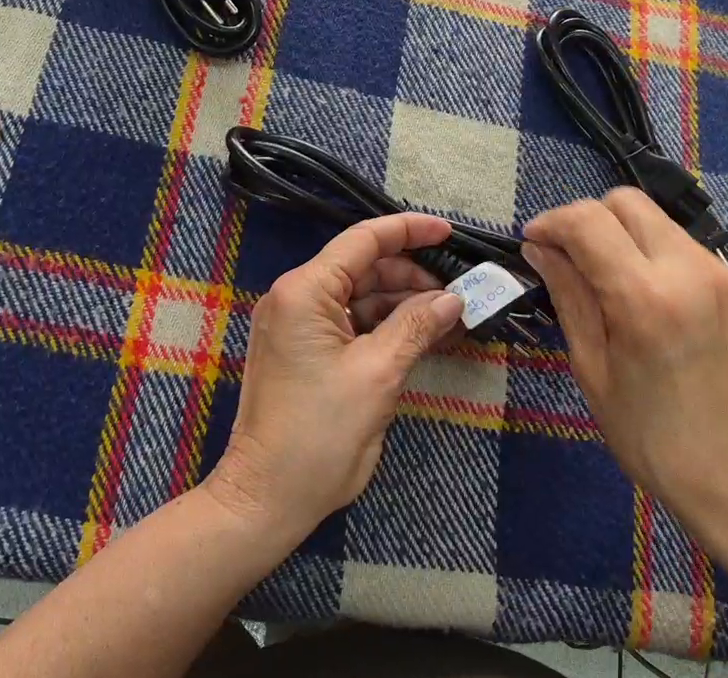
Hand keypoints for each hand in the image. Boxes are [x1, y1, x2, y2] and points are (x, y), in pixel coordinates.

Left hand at [205, 213, 464, 534]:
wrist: (268, 496)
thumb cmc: (320, 433)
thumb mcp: (378, 374)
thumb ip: (416, 326)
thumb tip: (453, 299)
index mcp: (304, 291)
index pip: (363, 240)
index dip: (408, 231)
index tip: (449, 233)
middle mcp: (295, 298)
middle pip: (363, 267)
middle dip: (412, 276)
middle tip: (459, 291)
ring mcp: (296, 326)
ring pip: (359, 296)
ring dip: (402, 303)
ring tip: (449, 316)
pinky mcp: (303, 351)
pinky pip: (350, 324)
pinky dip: (385, 327)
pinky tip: (422, 336)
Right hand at [522, 189, 727, 544]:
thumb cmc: (652, 436)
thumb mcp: (593, 369)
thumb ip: (568, 297)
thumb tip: (540, 249)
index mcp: (645, 298)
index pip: (588, 221)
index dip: (551, 223)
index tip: (532, 243)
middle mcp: (687, 268)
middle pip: (623, 201)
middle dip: (584, 219)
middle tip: (562, 257)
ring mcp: (716, 269)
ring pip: (651, 214)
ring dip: (614, 230)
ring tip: (594, 273)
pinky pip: (673, 238)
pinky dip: (642, 246)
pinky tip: (629, 285)